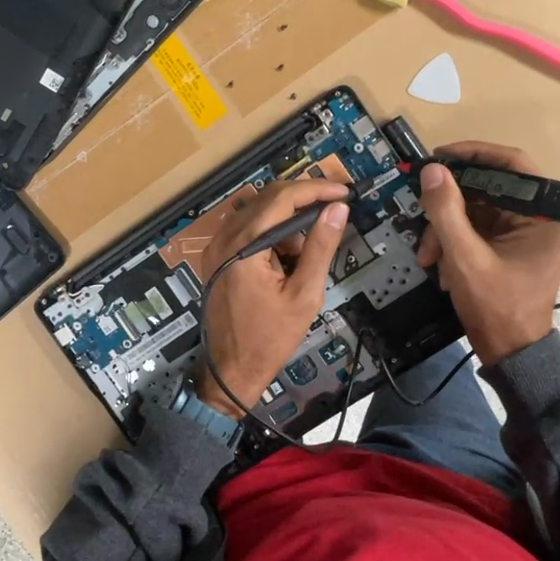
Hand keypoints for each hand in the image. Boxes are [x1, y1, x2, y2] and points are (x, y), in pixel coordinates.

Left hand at [194, 179, 349, 417]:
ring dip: (286, 221)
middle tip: (334, 213)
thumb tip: (337, 209)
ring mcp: (215, 248)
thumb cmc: (270, 338)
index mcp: (243, 246)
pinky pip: (245, 231)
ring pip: (256, 213)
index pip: (281, 198)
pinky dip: (269, 234)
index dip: (315, 190)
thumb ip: (320, 247)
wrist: (232, 370)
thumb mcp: (304, 294)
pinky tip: (286, 258)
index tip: (344, 193)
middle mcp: (223, 238)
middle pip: (266, 199)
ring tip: (308, 250)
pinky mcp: (215, 258)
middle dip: (302, 202)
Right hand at [416, 141, 559, 365]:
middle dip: (449, 207)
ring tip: (427, 257)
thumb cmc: (496, 307)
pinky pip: (474, 229)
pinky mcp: (507, 246)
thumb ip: (446, 212)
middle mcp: (540, 218)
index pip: (512, 166)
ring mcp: (522, 233)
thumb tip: (432, 171)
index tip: (438, 157)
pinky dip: (451, 243)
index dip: (474, 155)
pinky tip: (438, 264)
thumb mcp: (465, 258)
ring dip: (445, 230)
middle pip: (487, 189)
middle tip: (422, 216)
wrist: (509, 353)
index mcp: (546, 216)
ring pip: (474, 210)